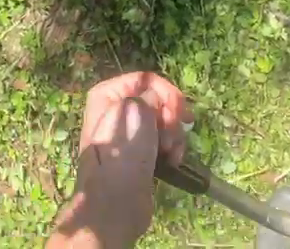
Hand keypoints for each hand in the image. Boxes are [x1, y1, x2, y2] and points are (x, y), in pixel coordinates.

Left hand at [46, 73, 193, 248]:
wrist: (114, 210)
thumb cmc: (120, 162)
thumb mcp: (134, 120)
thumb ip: (147, 101)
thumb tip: (154, 97)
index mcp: (108, 95)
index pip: (145, 80)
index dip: (166, 93)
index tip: (180, 113)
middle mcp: (118, 108)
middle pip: (157, 99)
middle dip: (171, 117)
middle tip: (172, 137)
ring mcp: (131, 130)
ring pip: (164, 119)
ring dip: (174, 135)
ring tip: (172, 153)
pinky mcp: (142, 150)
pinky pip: (165, 138)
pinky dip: (173, 147)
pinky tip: (173, 161)